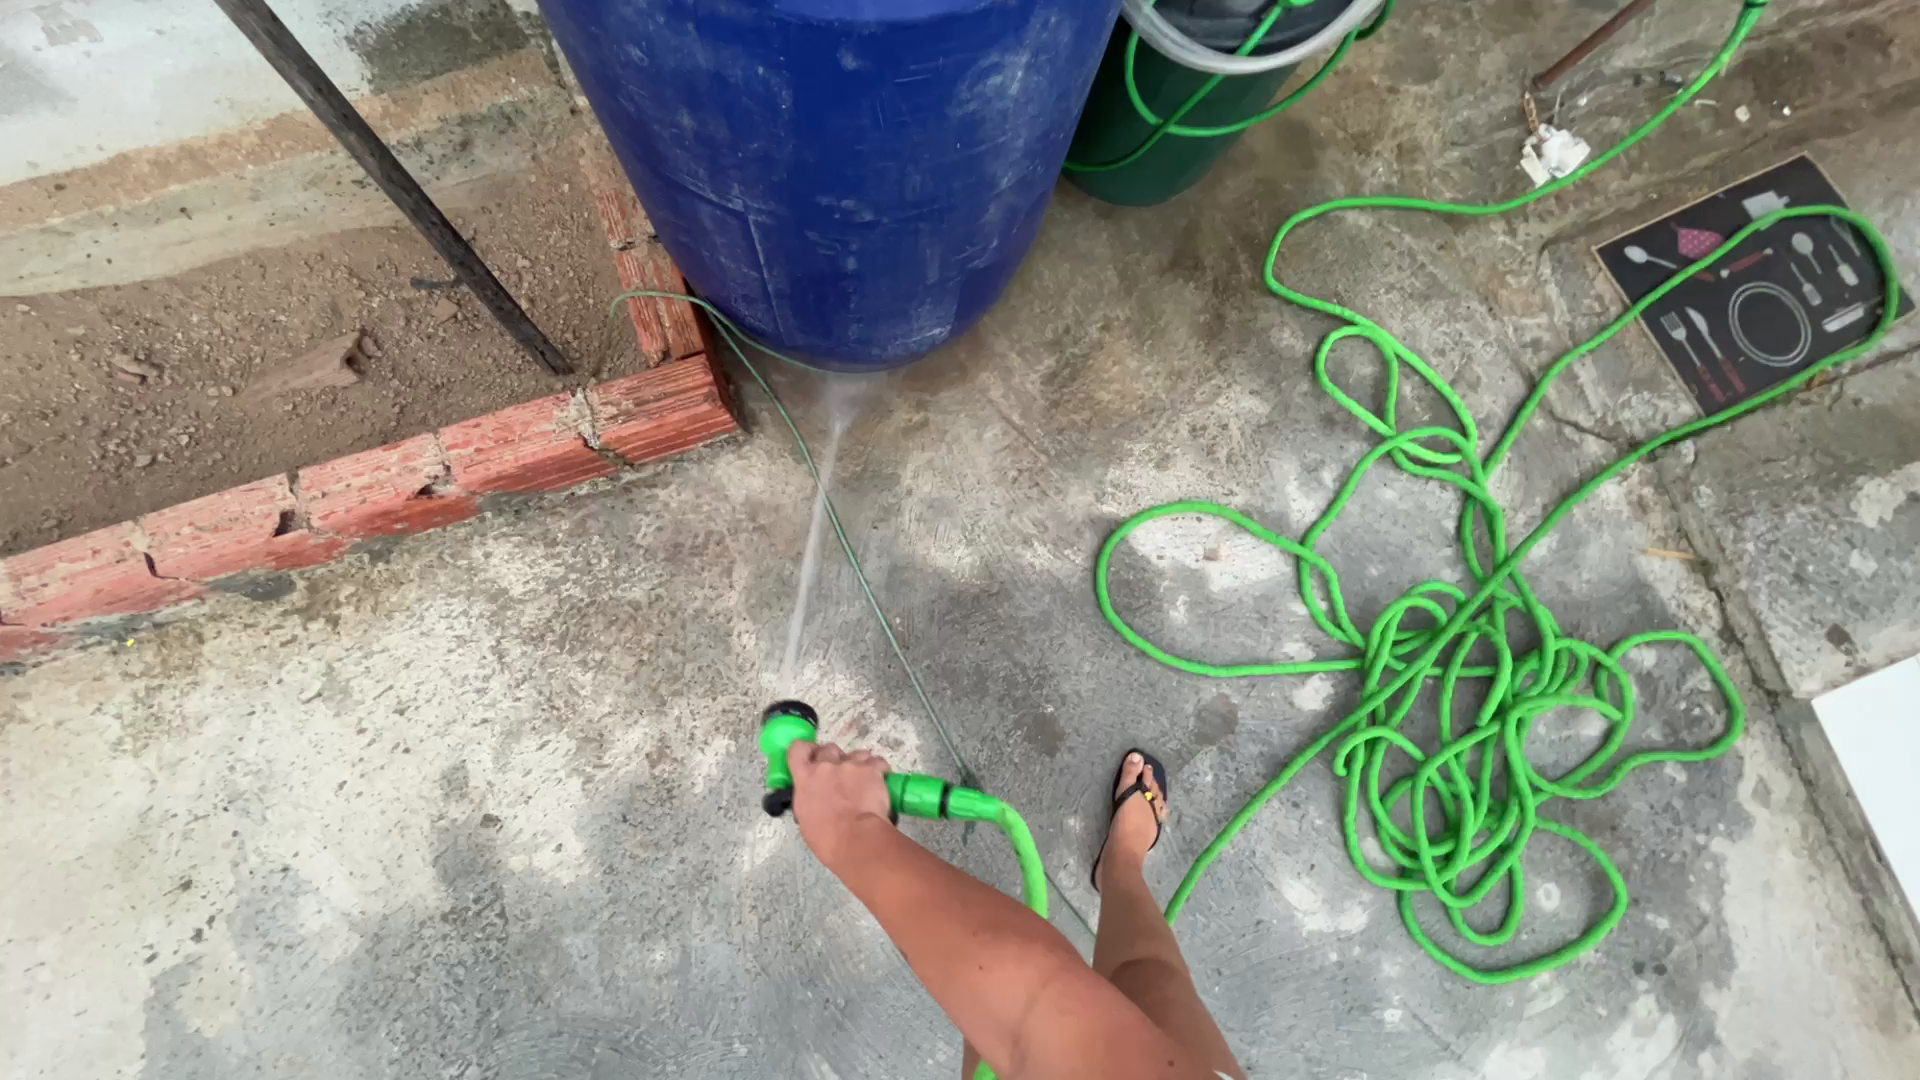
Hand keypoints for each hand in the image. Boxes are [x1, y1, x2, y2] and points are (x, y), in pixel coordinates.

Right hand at [787, 740, 892, 869]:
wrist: (855, 838)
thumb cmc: (826, 837)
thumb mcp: (806, 817)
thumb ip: (810, 797)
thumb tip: (817, 796)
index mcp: (806, 778)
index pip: (798, 750)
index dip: (806, 751)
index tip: (812, 758)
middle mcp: (827, 765)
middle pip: (829, 749)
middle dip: (834, 759)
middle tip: (839, 776)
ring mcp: (851, 765)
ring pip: (855, 753)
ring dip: (857, 764)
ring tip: (862, 780)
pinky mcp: (872, 769)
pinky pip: (877, 762)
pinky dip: (878, 769)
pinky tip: (879, 780)